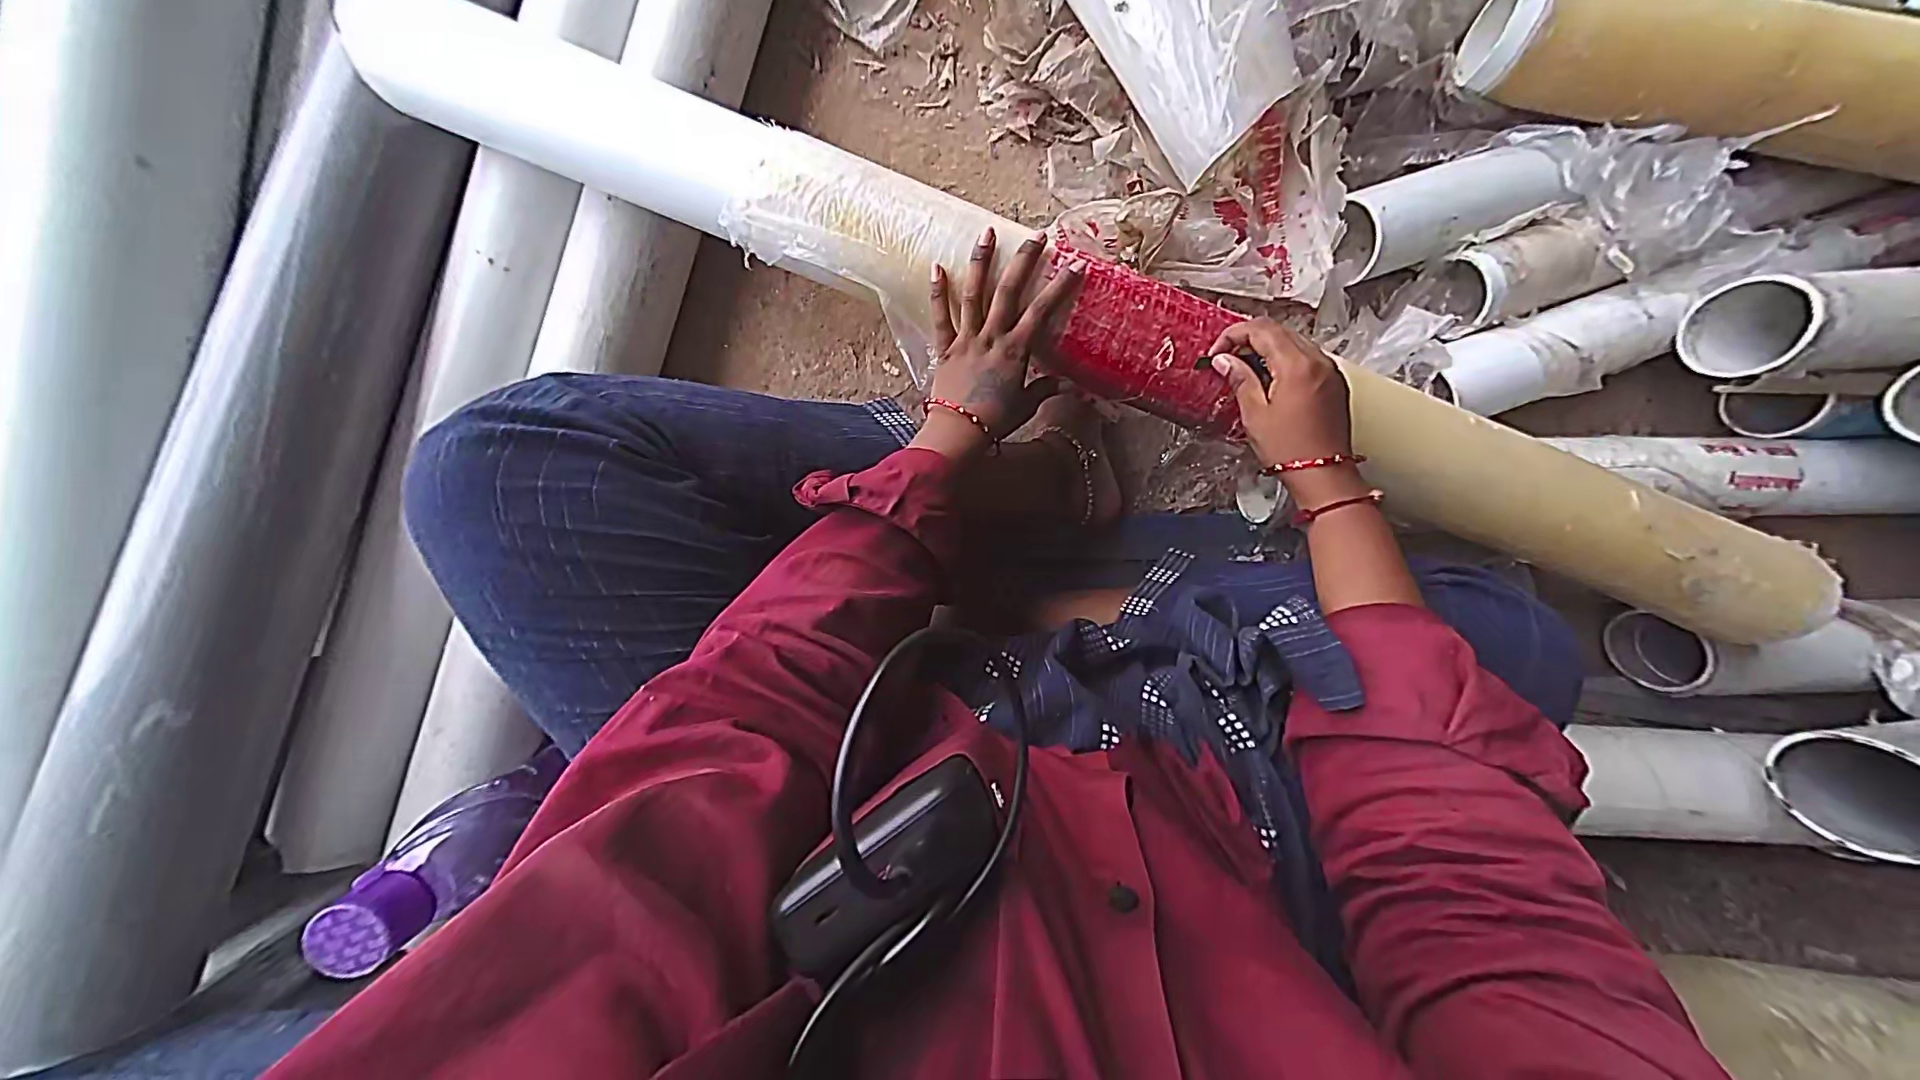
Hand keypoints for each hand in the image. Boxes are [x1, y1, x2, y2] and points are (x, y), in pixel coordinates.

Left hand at [914, 228, 1082, 457]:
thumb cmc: (994, 422)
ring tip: (986, 232)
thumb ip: (1045, 389)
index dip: (1060, 286)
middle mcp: (991, 337)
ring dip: (981, 261)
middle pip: (1009, 291)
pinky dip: (938, 292)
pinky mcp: (944, 348)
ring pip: (974, 294)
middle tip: (1036, 236)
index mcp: (1015, 350)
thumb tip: (1070, 387)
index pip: (1042, 311)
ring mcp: (966, 339)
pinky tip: (937, 266)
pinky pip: (940, 316)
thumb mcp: (1025, 405)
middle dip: (1024, 260)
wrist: (958, 433)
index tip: (1076, 264)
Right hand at [1208, 319, 1368, 505]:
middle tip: (1227, 358)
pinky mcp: (1334, 383)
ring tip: (1245, 370)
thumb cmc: (1290, 450)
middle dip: (1249, 339)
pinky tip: (1269, 380)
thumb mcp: (1255, 413)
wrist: (1323, 473)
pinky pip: (1307, 358)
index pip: (1262, 329)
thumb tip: (1225, 361)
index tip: (1218, 352)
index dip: (1233, 336)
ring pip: (1293, 342)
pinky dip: (1284, 360)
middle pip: (1279, 331)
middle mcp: (1319, 362)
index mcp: (1297, 366)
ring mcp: (1330, 371)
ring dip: (1266, 349)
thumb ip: (1240, 379)